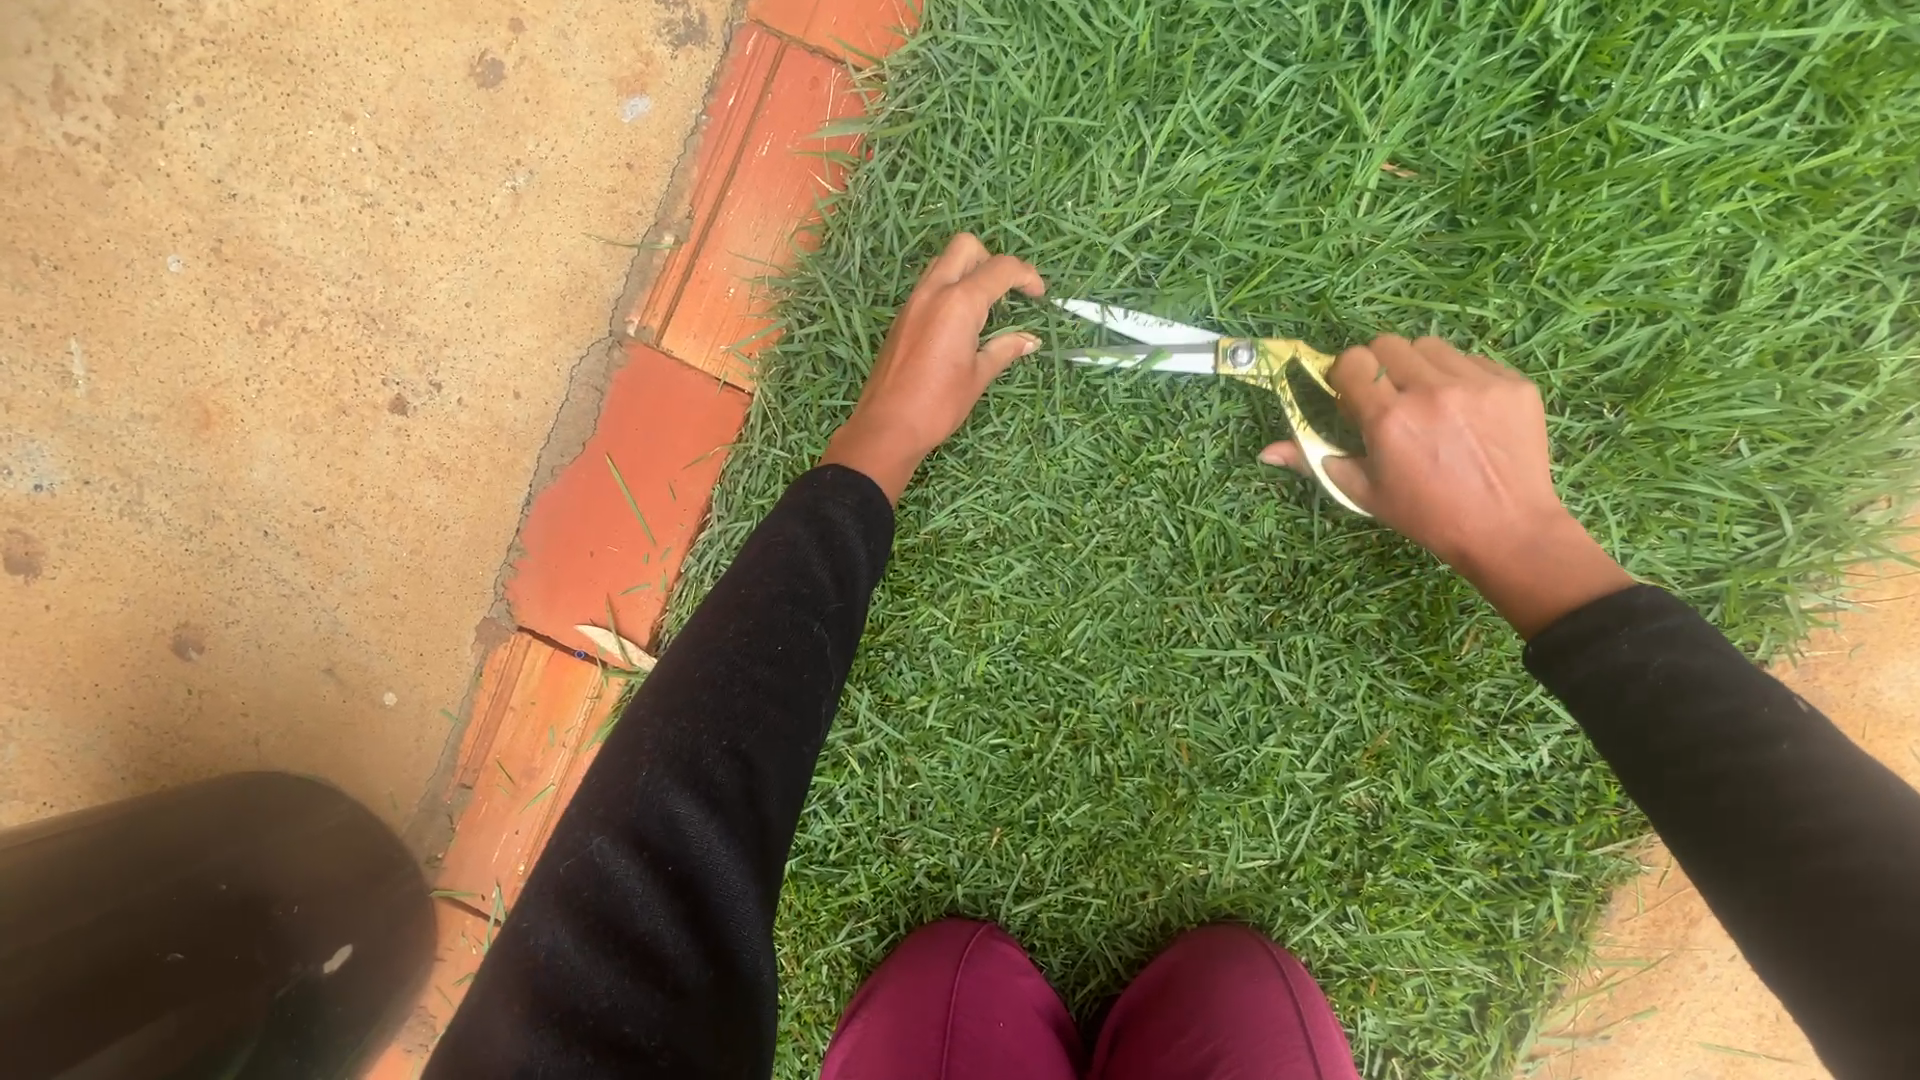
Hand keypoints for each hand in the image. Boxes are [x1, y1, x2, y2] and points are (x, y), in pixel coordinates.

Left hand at [821, 233, 1045, 502]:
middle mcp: (934, 292)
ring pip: (944, 263)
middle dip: (992, 260)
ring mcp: (913, 302)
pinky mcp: (902, 317)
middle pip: (966, 247)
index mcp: (958, 303)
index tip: (1038, 294)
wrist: (887, 426)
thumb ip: (1004, 350)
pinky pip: (930, 285)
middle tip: (1007, 292)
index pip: (1000, 269)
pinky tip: (961, 323)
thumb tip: (1029, 340)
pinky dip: (950, 289)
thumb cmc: (938, 405)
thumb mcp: (978, 377)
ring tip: (986, 308)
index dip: (1026, 276)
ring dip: (969, 272)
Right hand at [1260, 334, 1630, 636]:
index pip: (1351, 362)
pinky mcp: (1512, 383)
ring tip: (1425, 401)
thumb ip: (1312, 461)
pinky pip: (1471, 359)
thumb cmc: (1423, 514)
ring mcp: (1476, 384)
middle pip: (1386, 344)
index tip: (1350, 397)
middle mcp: (1430, 392)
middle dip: (1377, 366)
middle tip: (1385, 397)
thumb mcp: (1362, 491)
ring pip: (1428, 346)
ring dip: (1416, 366)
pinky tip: (1462, 411)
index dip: (1343, 376)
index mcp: (1388, 420)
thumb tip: (1265, 451)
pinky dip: (1457, 377)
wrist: (1505, 528)